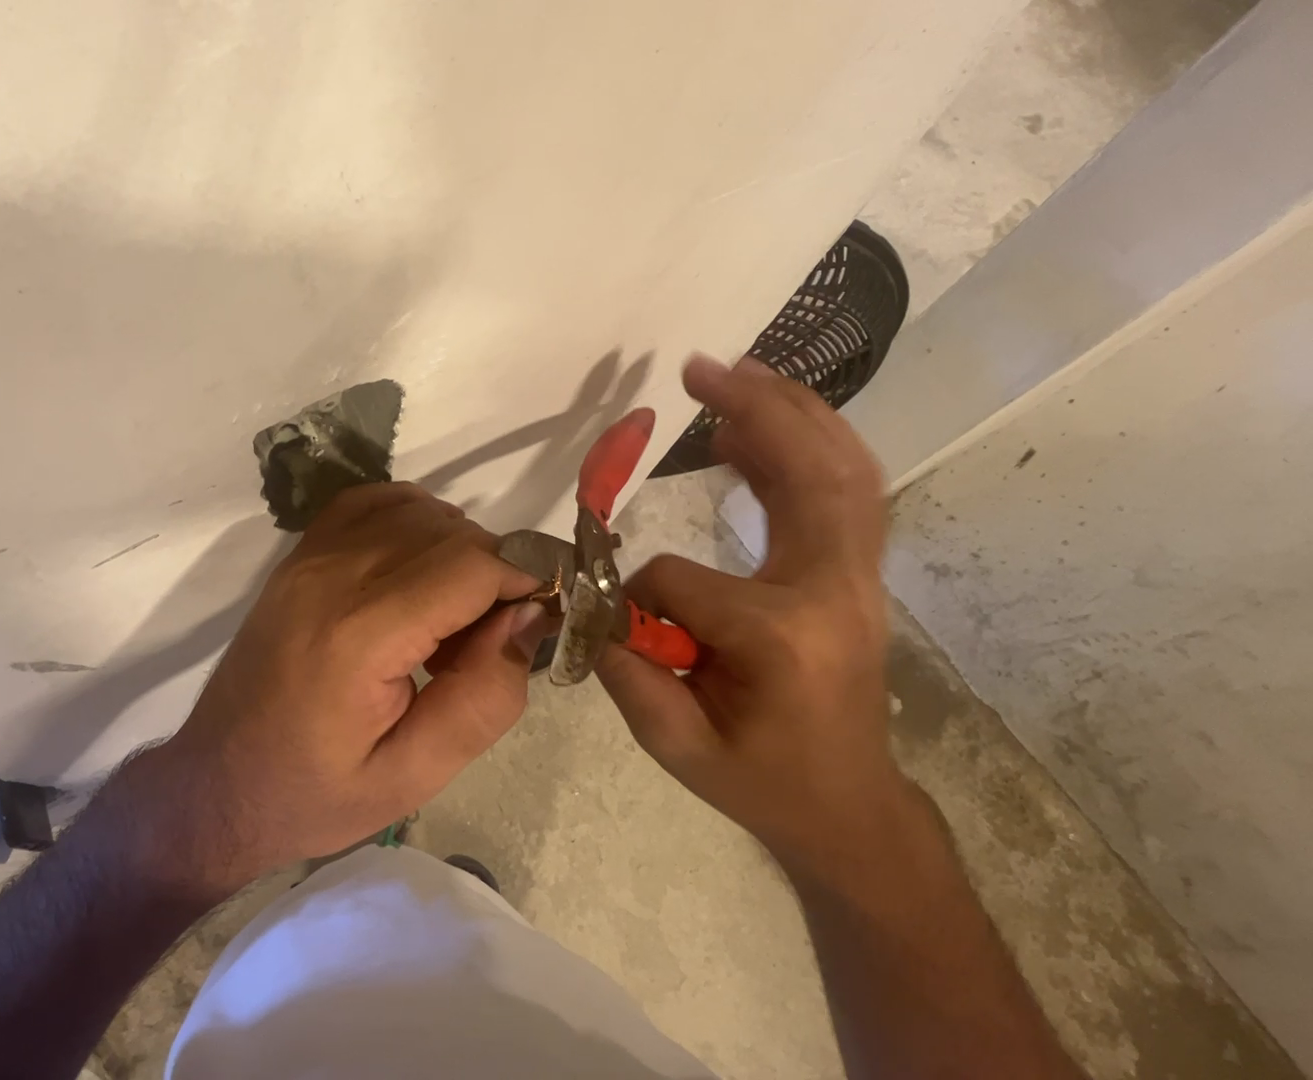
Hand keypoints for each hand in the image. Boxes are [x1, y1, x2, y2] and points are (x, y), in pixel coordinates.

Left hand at [122, 484, 550, 896]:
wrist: (217, 784)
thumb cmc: (315, 794)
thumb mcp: (414, 776)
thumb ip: (482, 697)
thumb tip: (530, 616)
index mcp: (359, 634)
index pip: (469, 563)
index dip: (523, 579)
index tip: (541, 619)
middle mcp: (331, 575)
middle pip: (448, 530)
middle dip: (494, 570)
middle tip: (487, 640)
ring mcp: (308, 557)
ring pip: (415, 509)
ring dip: (455, 548)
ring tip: (449, 616)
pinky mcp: (298, 557)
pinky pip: (371, 504)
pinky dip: (411, 523)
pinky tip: (417, 576)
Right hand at [597, 356, 907, 871]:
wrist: (847, 804)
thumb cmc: (761, 780)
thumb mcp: (675, 743)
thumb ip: (625, 670)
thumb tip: (595, 600)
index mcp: (782, 634)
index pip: (681, 579)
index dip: (640, 599)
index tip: (627, 629)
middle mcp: (833, 588)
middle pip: (807, 473)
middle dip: (754, 410)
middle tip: (699, 367)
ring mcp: (858, 576)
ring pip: (842, 468)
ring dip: (791, 411)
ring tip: (734, 374)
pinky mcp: (857, 572)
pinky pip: (847, 488)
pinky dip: (810, 442)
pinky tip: (762, 425)